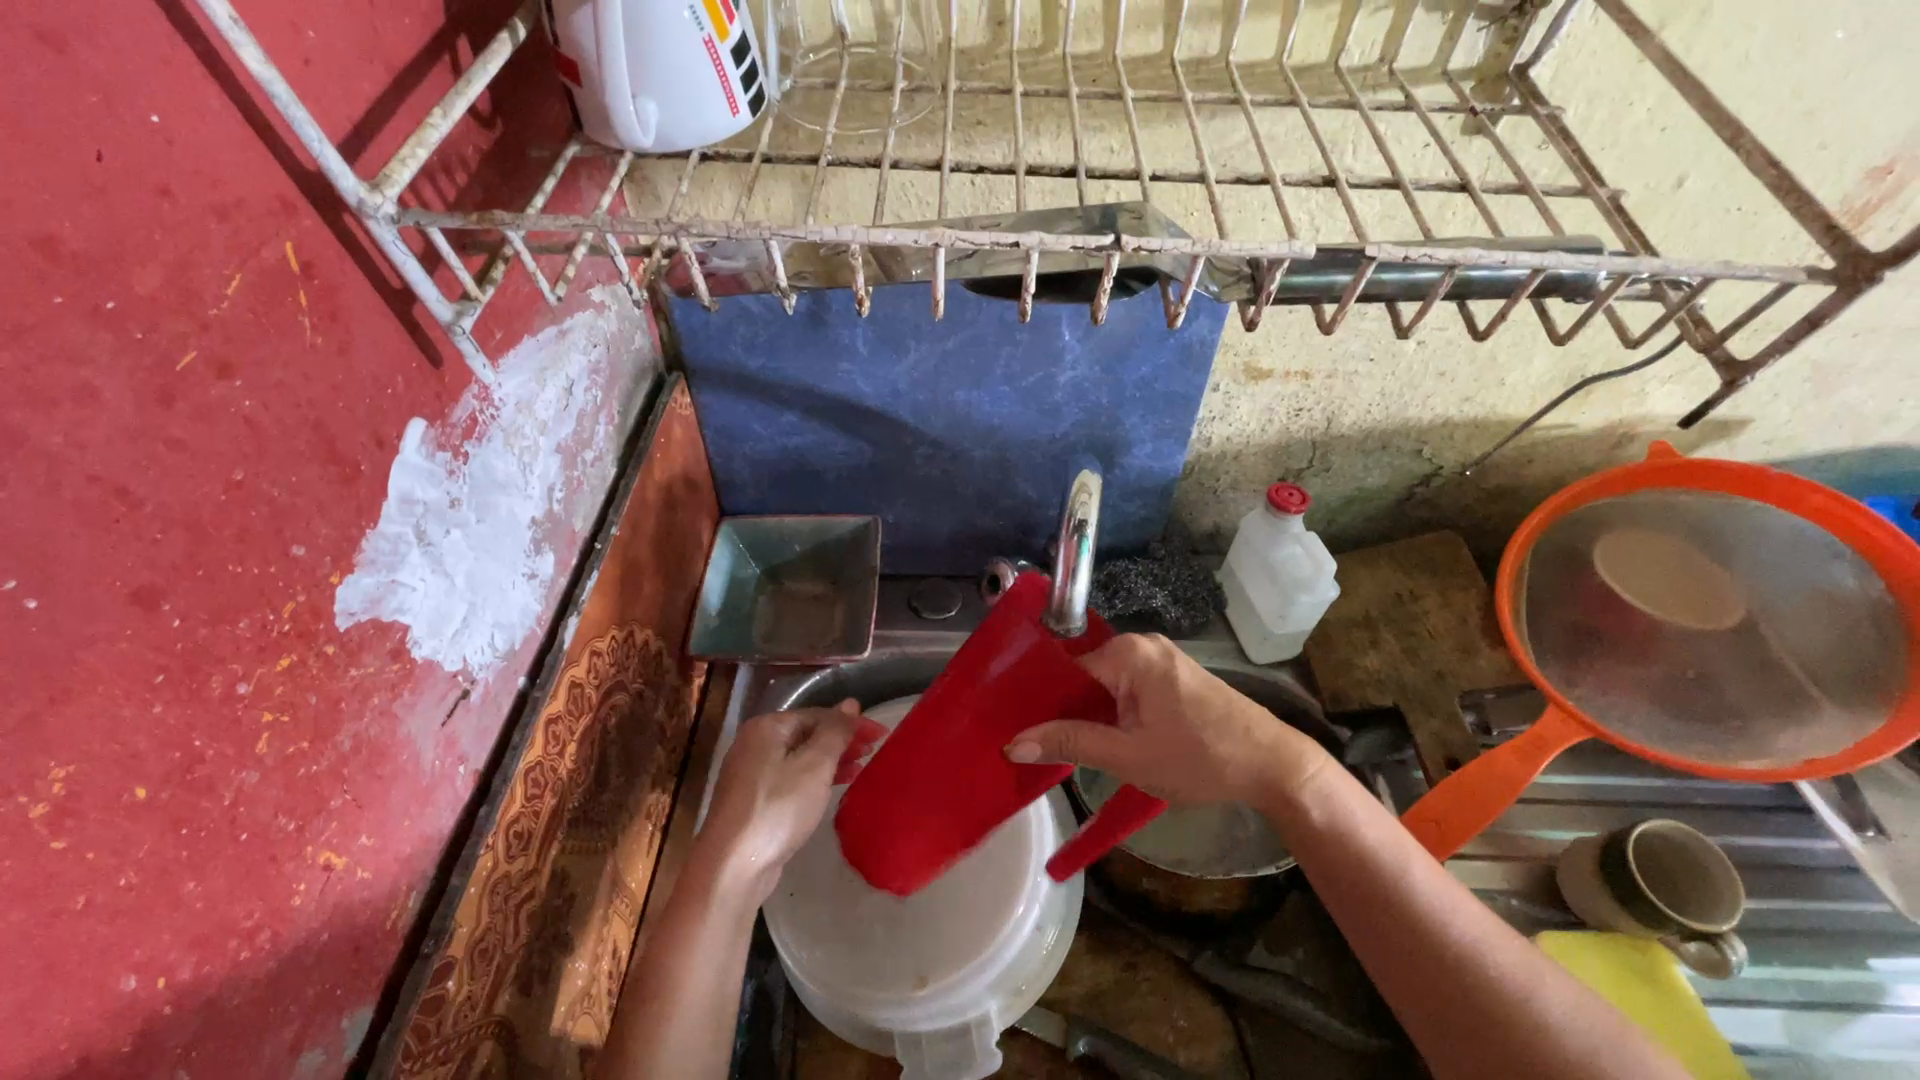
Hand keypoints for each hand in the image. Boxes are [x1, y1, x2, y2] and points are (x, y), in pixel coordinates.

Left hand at [701, 700, 885, 899]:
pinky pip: (791, 777)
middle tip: (873, 751)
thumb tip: (850, 704)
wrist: (733, 867)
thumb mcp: (815, 766)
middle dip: (841, 741)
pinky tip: (833, 787)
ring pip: (800, 756)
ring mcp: (751, 773)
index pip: (818, 714)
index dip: (852, 722)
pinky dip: (814, 778)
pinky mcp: (753, 800)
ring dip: (831, 760)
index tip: (881, 735)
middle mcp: (754, 743)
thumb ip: (835, 732)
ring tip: (860, 768)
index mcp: (767, 727)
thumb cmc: (778, 809)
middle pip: (807, 733)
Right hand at [1004, 634, 1336, 805]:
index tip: (1017, 734)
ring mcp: (1160, 660)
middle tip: (1038, 750)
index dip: (1041, 705)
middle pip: (1083, 677)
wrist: (1273, 765)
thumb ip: (1070, 743)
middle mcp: (1142, 645)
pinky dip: (1113, 715)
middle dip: (1064, 712)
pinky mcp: (1173, 677)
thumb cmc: (1201, 758)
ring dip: (1089, 717)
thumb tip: (1013, 744)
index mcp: (1129, 653)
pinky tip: (1104, 742)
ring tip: (1065, 751)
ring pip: (1104, 687)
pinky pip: (1127, 691)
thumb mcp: (1129, 756)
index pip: (1065, 672)